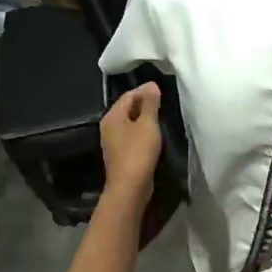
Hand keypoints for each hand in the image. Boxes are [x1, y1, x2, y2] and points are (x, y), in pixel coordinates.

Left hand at [100, 82, 162, 205]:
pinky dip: (141, 130)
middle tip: (163, 102)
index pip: (128, 95)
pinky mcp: (120, 153)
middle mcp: (108, 127)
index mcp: (112, 116)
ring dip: (143, 118)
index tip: (161, 90)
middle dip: (144, 103)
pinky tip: (153, 134)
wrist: (129, 187)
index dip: (144, 91)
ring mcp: (113, 141)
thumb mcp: (147, 124)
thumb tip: (151, 84)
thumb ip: (150, 104)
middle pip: (127, 108)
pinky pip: (131, 135)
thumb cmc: (138, 152)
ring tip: (161, 116)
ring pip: (129, 122)